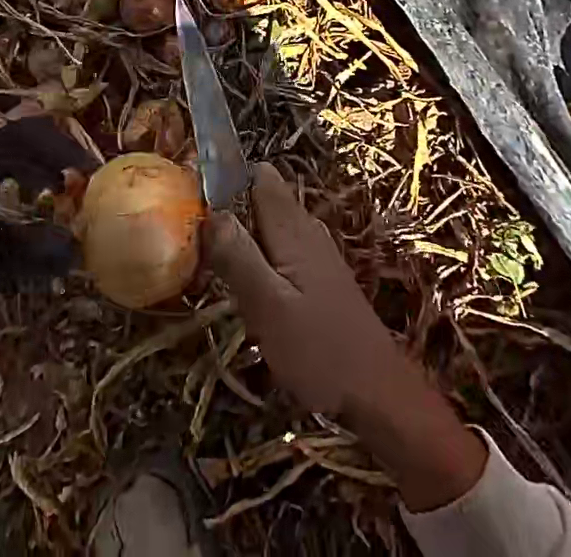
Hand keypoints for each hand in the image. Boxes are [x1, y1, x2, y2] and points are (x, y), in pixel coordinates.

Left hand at [0, 116, 95, 387]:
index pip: (28, 141)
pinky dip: (17, 187)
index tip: (93, 183)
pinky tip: (23, 221)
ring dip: (39, 170)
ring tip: (61, 206)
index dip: (67, 155)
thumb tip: (75, 250)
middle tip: (85, 189)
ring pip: (5, 153)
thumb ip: (16, 260)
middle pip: (21, 136)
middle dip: (59, 155)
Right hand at [204, 163, 485, 510]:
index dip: (226, 176)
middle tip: (192, 237)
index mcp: (294, 230)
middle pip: (263, 200)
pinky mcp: (320, 279)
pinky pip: (281, 251)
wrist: (378, 394)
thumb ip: (238, 256)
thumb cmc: (320, 351)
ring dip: (242, 236)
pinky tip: (244, 287)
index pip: (260, 177)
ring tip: (208, 262)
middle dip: (229, 209)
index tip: (192, 196)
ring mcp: (317, 256)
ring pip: (271, 228)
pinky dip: (258, 258)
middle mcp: (308, 232)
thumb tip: (209, 211)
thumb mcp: (268, 306)